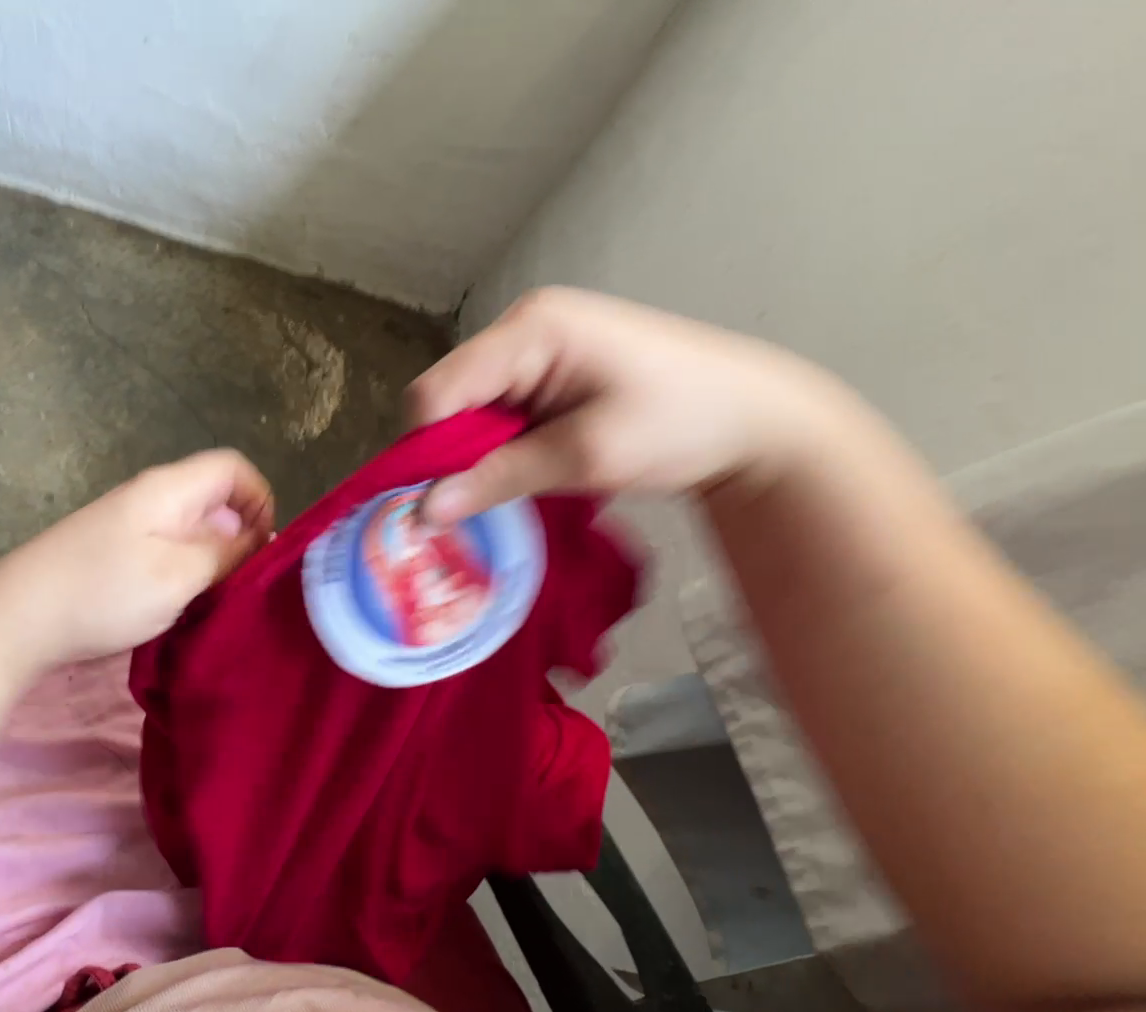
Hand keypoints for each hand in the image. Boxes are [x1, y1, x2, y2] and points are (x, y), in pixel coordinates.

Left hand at [0, 449, 274, 667]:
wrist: (16, 616)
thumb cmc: (103, 592)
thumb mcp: (178, 575)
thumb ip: (226, 552)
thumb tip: (259, 536)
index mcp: (169, 488)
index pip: (234, 467)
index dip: (261, 500)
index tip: (263, 549)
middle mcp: (151, 497)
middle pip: (215, 499)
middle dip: (240, 537)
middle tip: (241, 585)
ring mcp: (128, 525)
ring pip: (191, 530)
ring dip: (211, 562)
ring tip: (211, 601)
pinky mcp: (113, 553)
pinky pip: (166, 551)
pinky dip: (183, 574)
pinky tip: (176, 606)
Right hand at [404, 287, 848, 522]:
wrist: (758, 421)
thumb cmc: (683, 425)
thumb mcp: (587, 456)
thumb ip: (498, 478)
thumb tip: (423, 511)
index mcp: (531, 329)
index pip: (437, 390)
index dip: (426, 448)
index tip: (436, 503)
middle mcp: (520, 329)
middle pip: (446, 397)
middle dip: (451, 452)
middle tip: (478, 499)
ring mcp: (531, 349)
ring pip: (465, 410)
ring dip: (475, 453)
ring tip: (509, 484)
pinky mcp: (542, 373)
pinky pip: (491, 414)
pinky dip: (496, 448)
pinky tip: (523, 467)